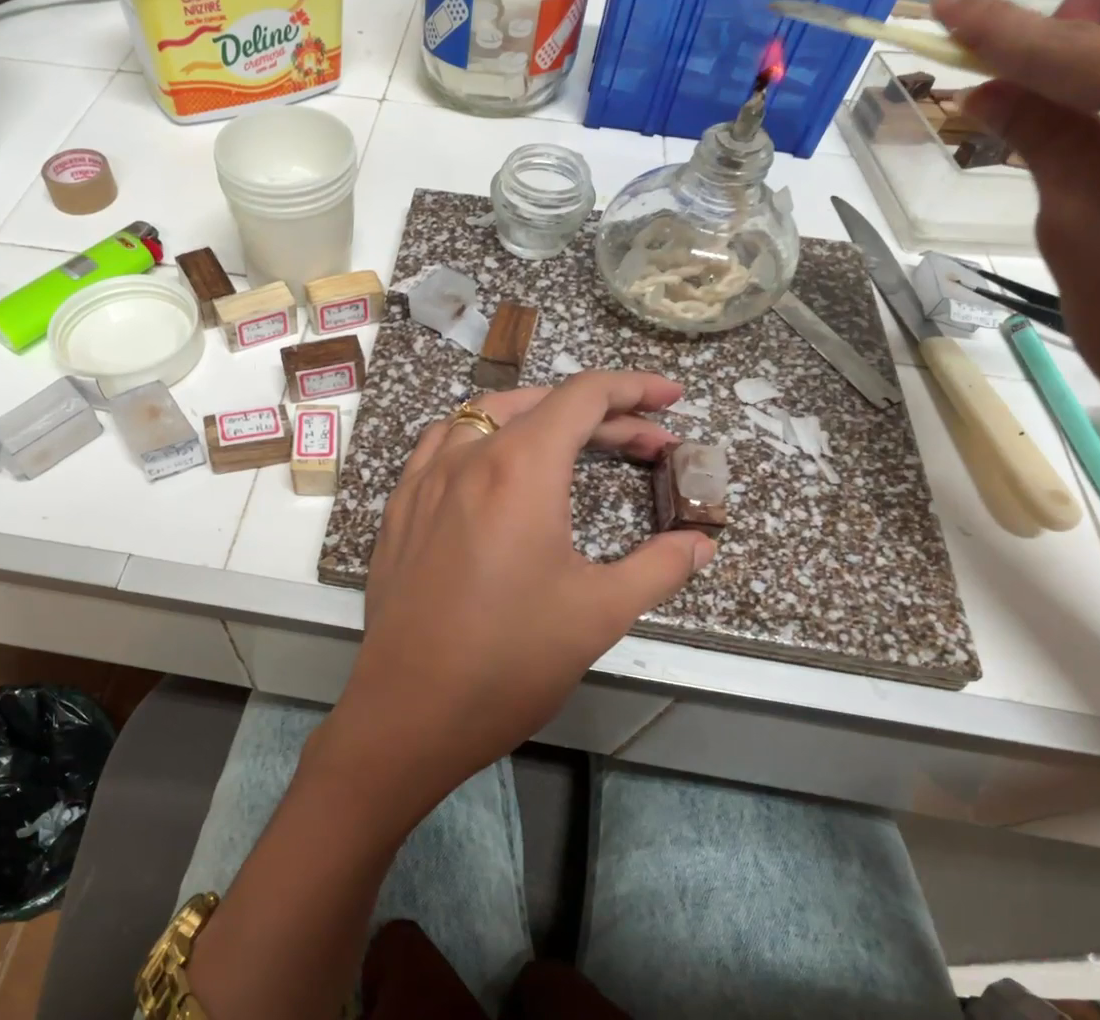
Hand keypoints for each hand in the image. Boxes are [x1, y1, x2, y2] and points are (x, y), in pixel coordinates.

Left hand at [309, 372, 715, 814]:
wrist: (413, 710)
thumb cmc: (511, 660)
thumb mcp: (600, 612)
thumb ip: (658, 567)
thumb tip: (701, 544)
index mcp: (519, 468)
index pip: (583, 397)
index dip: (633, 389)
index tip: (671, 398)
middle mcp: (466, 458)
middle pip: (539, 405)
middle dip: (600, 416)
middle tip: (646, 446)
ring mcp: (423, 482)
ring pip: (482, 417)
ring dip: (535, 417)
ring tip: (574, 443)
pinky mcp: (398, 511)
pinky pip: (440, 447)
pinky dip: (480, 439)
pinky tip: (494, 470)